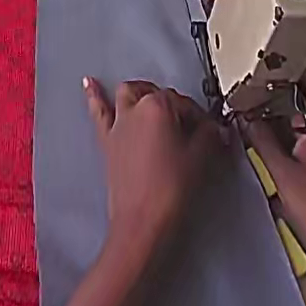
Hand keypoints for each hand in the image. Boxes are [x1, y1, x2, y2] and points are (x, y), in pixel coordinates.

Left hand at [84, 78, 224, 256]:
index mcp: (159, 106)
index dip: (200, 117)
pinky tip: (89, 82)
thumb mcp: (199, 159)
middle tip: (188, 124)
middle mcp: (136, 108)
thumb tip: (216, 129)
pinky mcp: (107, 140)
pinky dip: (94, 95)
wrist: (141, 223)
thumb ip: (209, 137)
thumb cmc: (170, 189)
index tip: (209, 132)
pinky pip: (99, 112)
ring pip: (128, 94)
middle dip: (174, 105)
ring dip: (141, 92)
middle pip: (158, 95)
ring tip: (151, 97)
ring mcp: (118, 123)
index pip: (185, 103)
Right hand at [242, 116, 305, 265]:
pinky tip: (273, 185)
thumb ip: (263, 142)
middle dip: (270, 133)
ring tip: (260, 160)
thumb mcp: (281, 171)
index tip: (249, 112)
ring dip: (276, 154)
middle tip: (251, 134)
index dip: (268, 108)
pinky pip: (297, 168)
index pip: (290, 109)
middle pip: (290, 129)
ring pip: (292, 150)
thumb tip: (249, 122)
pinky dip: (284, 172)